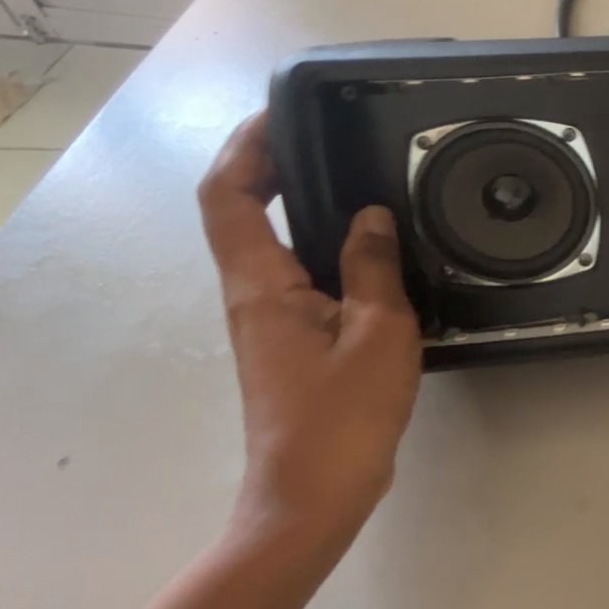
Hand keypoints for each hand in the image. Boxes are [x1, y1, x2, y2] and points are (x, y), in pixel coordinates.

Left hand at [197, 113, 422, 540]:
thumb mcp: (378, 330)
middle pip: (240, 213)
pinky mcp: (288, 341)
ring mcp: (266, 321)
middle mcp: (252, 296)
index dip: (245, 149)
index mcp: (262, 285)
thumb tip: (370, 216)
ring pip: (267, 243)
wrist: (314, 491)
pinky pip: (294, 271)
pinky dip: (317, 242)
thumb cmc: (344, 412)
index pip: (231, 198)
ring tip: (349, 179)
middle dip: (269, 166)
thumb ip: (372, 266)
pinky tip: (363, 247)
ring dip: (293, 203)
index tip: (281, 117)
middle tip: (323, 138)